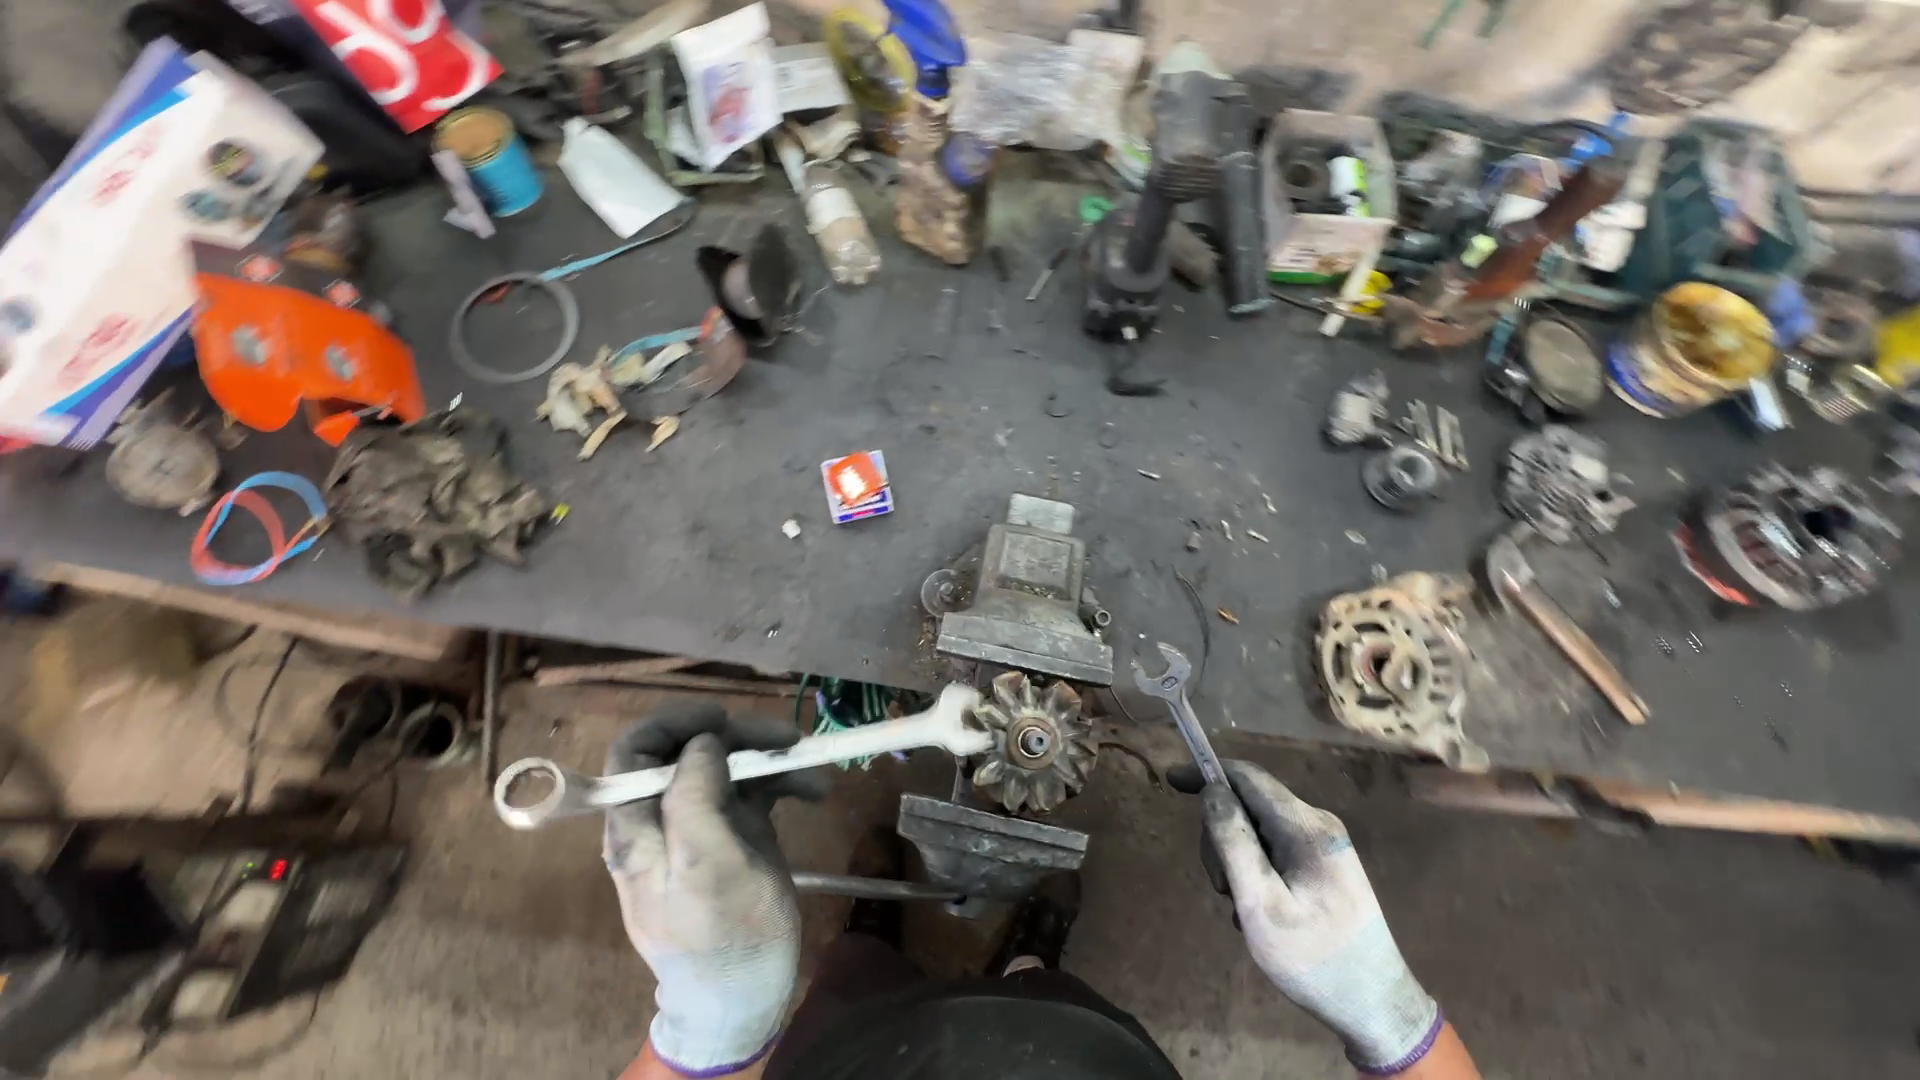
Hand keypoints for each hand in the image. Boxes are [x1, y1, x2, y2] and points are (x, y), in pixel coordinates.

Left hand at [602, 705, 829, 1075]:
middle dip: (737, 738)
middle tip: (787, 739)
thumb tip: (702, 743)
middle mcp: (663, 818)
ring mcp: (699, 824)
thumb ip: (695, 803)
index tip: (721, 718)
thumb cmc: (723, 937)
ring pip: (726, 765)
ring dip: (770, 759)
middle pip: (688, 751)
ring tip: (814, 769)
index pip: (633, 753)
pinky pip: (753, 790)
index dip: (671, 725)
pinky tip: (816, 792)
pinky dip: (785, 783)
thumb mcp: (708, 872)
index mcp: (638, 829)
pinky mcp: (732, 832)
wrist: (745, 993)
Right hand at [1200, 760, 1441, 1074]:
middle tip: (1222, 888)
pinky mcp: (1323, 862)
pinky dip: (1254, 869)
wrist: (1375, 1006)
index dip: (1206, 772)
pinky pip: (1273, 846)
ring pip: (1257, 826)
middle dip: (1221, 834)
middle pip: (1249, 802)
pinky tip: (1260, 909)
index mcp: (1305, 827)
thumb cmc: (1313, 959)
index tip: (1171, 781)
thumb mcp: (1261, 905)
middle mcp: (1317, 823)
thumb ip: (1233, 842)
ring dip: (1236, 857)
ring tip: (1243, 906)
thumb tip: (1212, 791)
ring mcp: (1323, 842)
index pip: (1247, 776)